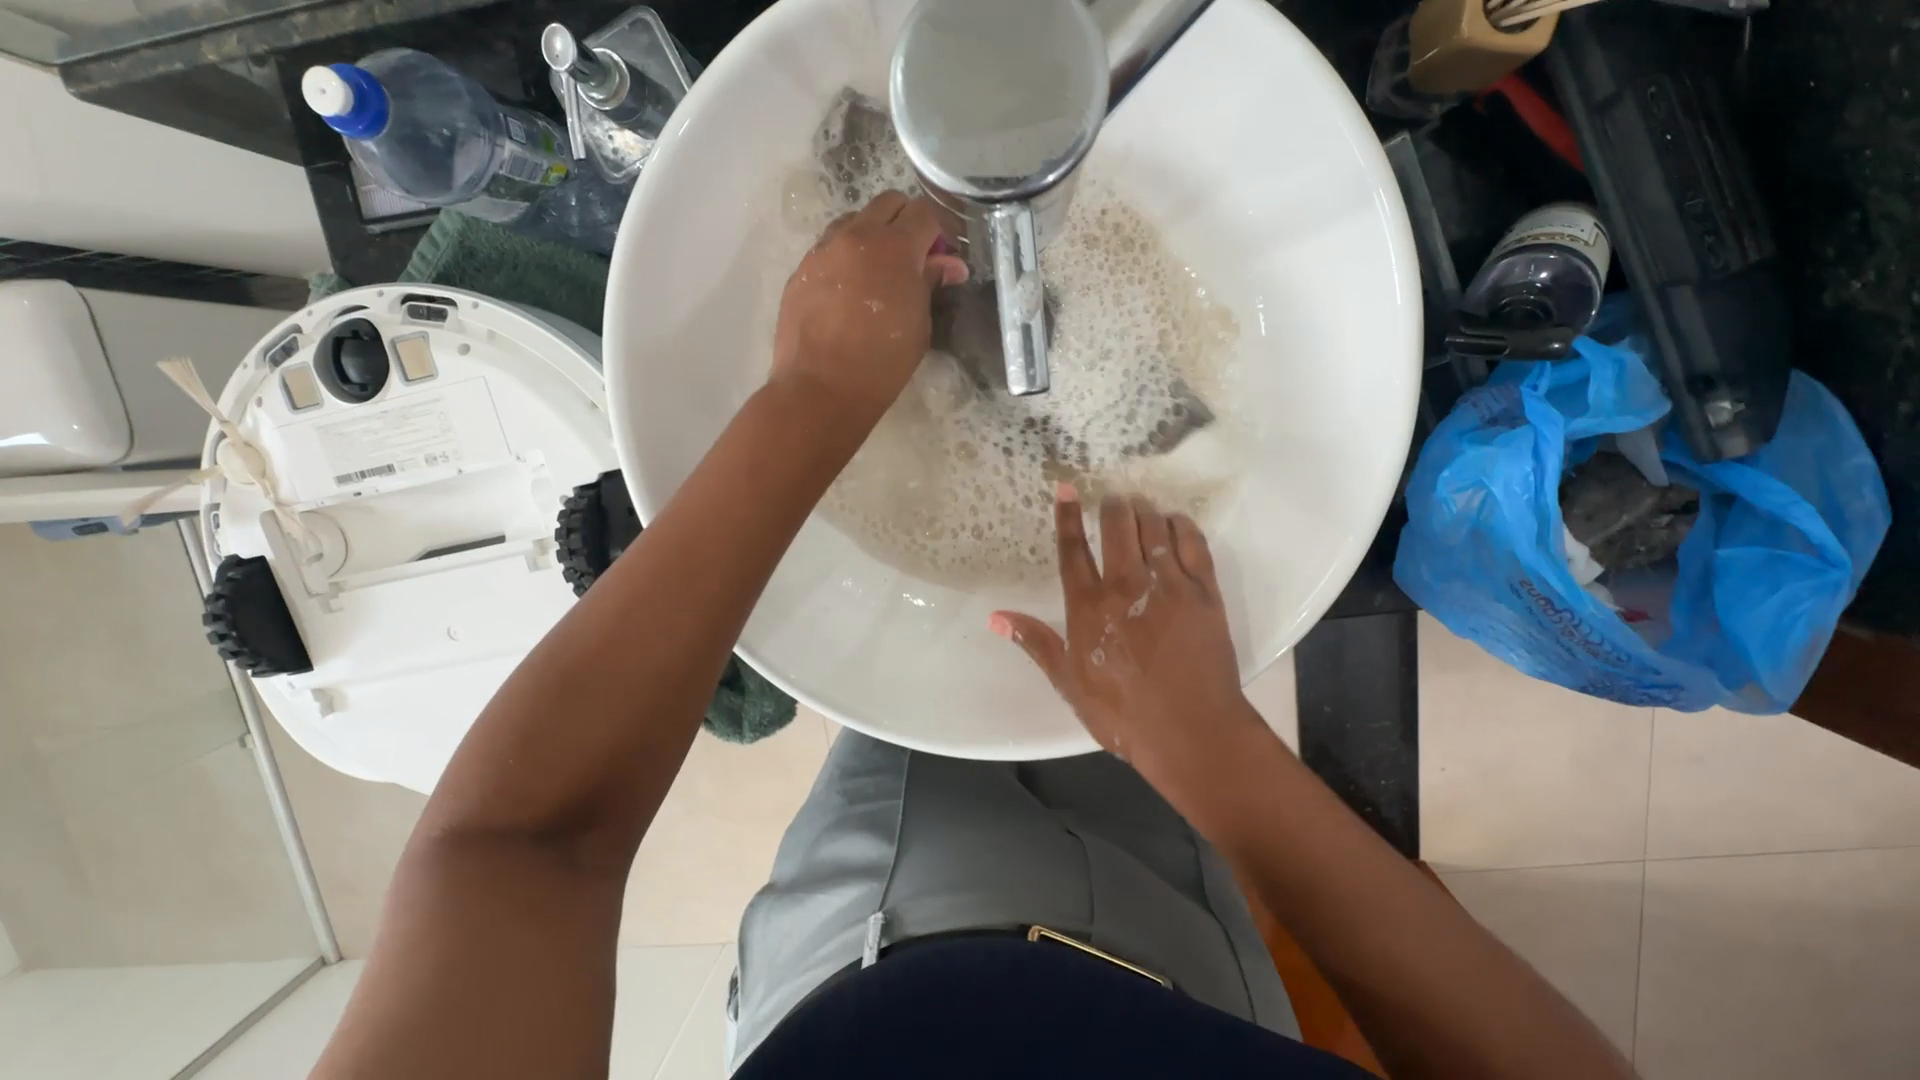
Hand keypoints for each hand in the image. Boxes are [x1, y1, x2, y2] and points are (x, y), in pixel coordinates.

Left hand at [771, 191, 968, 424]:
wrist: (821, 387)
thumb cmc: (882, 362)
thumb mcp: (918, 324)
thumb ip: (930, 284)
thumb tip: (950, 264)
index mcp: (895, 247)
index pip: (924, 213)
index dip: (939, 230)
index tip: (943, 254)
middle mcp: (857, 236)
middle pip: (888, 204)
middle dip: (906, 222)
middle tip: (914, 257)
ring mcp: (824, 250)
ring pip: (854, 220)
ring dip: (873, 234)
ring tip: (879, 272)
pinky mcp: (802, 269)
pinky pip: (829, 247)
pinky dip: (847, 256)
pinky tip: (850, 290)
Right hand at [990, 486, 1268, 791]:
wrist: (1191, 731)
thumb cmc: (1123, 714)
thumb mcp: (1069, 683)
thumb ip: (1036, 643)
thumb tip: (996, 618)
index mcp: (1088, 606)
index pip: (1073, 548)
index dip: (1067, 515)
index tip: (1067, 489)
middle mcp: (1126, 584)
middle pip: (1117, 524)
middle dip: (1112, 505)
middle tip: (1111, 502)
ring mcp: (1169, 584)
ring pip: (1154, 526)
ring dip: (1144, 511)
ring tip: (1139, 509)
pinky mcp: (1205, 591)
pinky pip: (1192, 542)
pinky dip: (1180, 525)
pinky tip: (1174, 524)